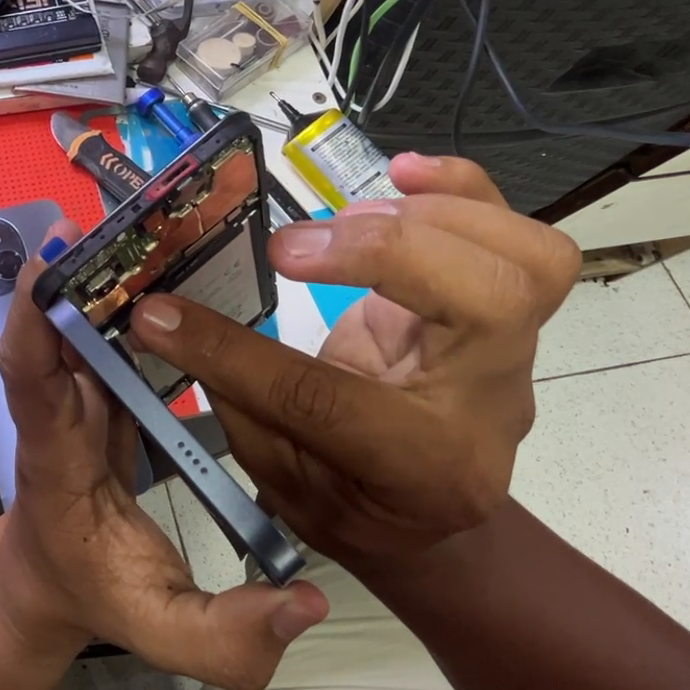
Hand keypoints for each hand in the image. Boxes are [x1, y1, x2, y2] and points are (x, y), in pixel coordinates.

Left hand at [0, 220, 327, 689]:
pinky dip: (122, 296)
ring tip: (149, 224)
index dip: (32, 319)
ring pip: (75, 322)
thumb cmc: (96, 593)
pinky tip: (163, 267)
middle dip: (73, 271)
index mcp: (56, 459)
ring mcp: (74, 393)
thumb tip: (306, 602)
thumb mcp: (167, 632)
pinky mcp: (96, 388)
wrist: (53, 579)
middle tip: (116, 216)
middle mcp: (56, 410)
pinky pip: (102, 334)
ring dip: (102, 273)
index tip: (50, 266)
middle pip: (48, 331)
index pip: (30, 379)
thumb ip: (232, 635)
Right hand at [127, 154, 580, 568]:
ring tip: (344, 216)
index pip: (324, 397)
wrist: (423, 515)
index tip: (161, 314)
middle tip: (287, 250)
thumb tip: (161, 312)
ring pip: (527, 262)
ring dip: (428, 217)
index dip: (231, 352)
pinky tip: (403, 173)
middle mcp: (482, 408)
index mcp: (417, 466)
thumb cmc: (341, 497)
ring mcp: (507, 356)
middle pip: (488, 305)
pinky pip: (522, 240)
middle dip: (382, 252)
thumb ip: (229, 388)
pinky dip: (465, 191)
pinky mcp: (502, 312)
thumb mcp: (273, 467)